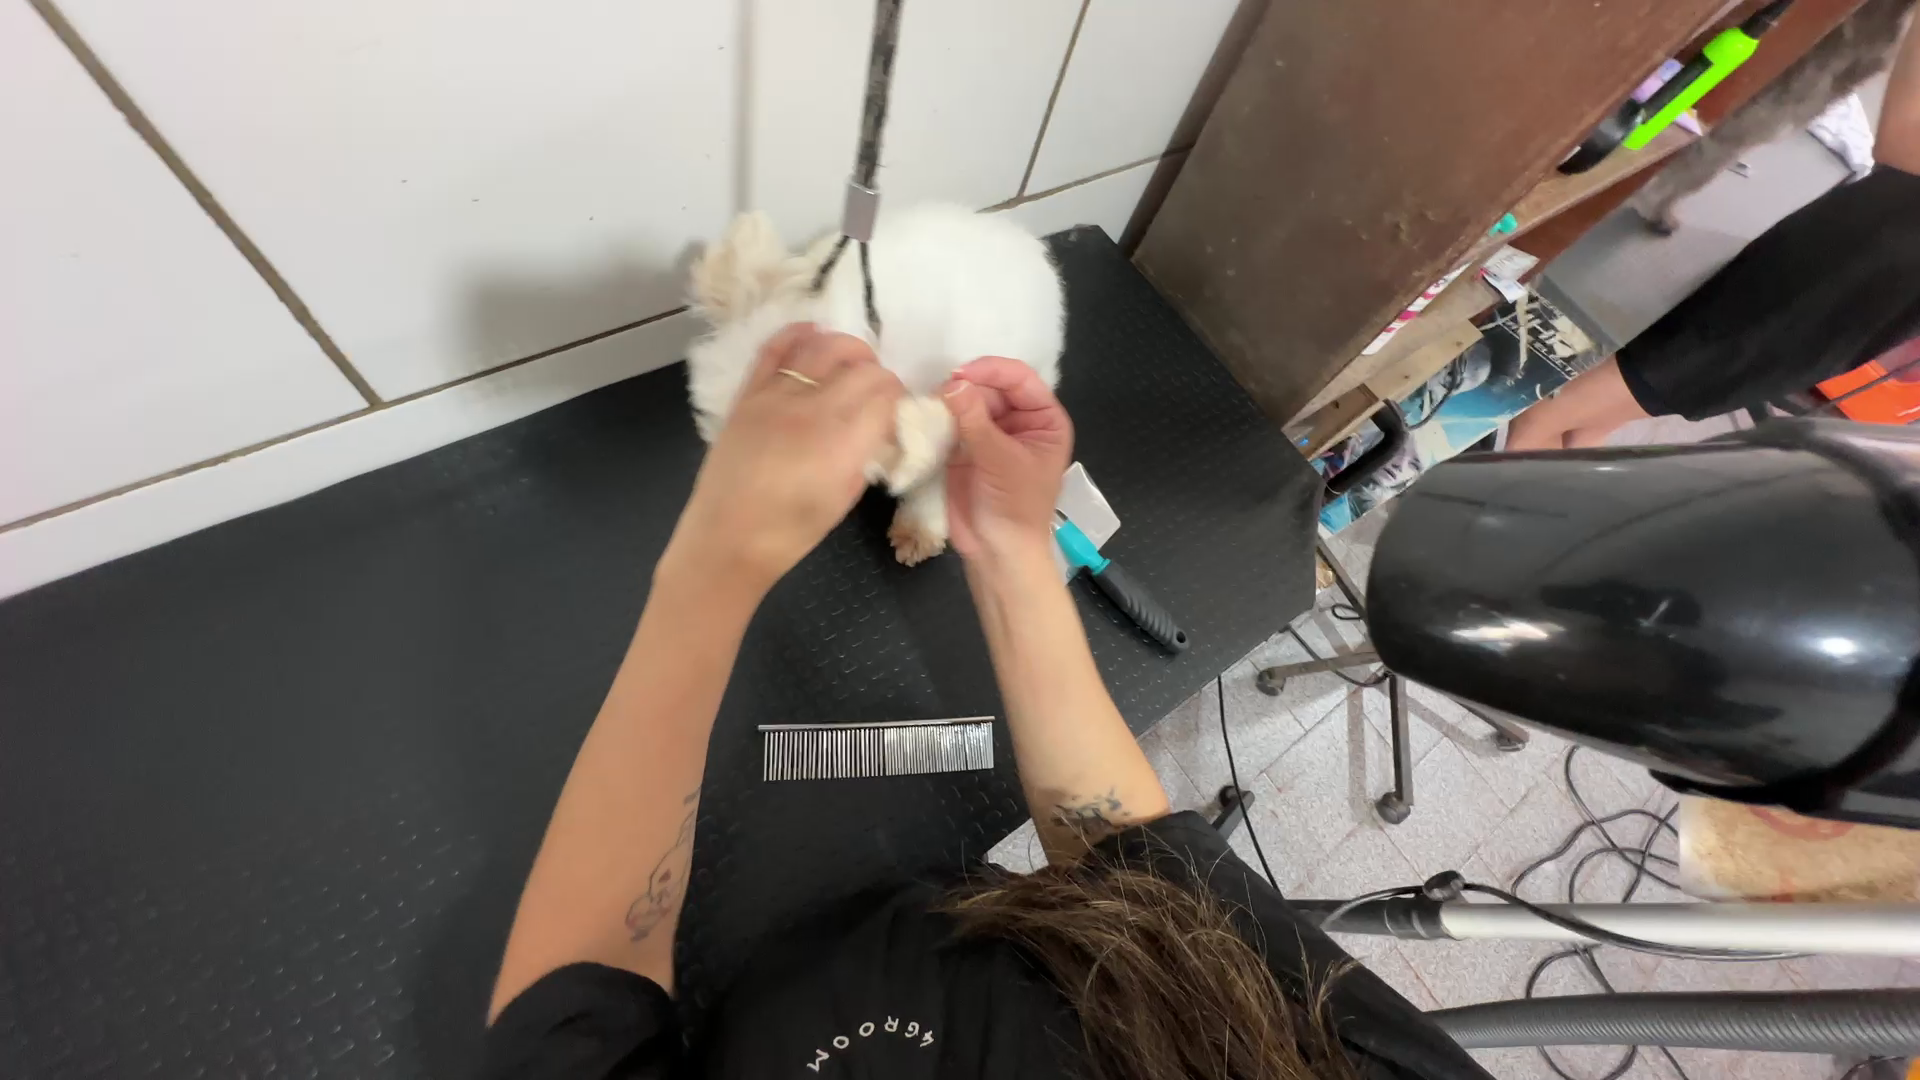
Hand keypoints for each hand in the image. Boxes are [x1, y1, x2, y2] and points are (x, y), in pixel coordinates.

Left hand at [665, 323, 902, 595]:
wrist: (728, 539)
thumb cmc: (792, 532)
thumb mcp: (845, 497)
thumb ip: (865, 455)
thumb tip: (877, 429)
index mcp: (842, 443)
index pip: (886, 396)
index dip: (900, 399)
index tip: (900, 410)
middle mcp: (812, 410)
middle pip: (862, 368)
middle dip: (882, 377)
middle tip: (882, 393)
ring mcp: (776, 396)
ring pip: (823, 347)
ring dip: (850, 348)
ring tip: (857, 361)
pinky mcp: (748, 394)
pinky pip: (775, 348)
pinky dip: (799, 334)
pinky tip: (815, 334)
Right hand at [940, 356, 1072, 561]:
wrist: (997, 551)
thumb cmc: (1015, 506)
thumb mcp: (1002, 460)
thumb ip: (976, 421)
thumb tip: (951, 384)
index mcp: (1044, 420)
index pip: (1020, 379)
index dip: (992, 371)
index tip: (961, 375)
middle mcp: (1018, 421)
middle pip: (990, 388)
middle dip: (966, 389)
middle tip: (939, 396)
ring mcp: (990, 434)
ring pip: (967, 403)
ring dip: (948, 403)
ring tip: (930, 408)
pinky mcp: (964, 449)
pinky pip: (951, 423)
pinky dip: (938, 420)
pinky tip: (926, 419)